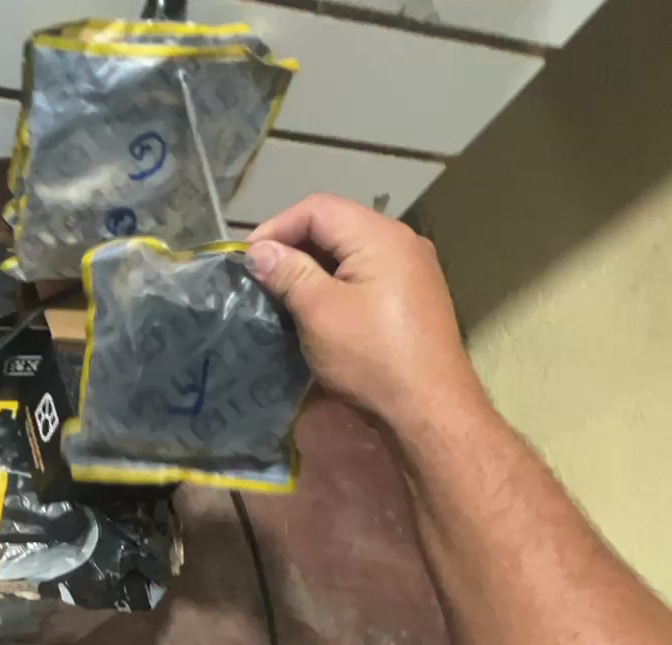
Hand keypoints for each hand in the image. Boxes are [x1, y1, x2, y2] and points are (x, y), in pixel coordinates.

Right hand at [246, 194, 485, 426]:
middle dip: (291, 246)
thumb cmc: (370, 357)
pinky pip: (362, 276)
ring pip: (348, 253)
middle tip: (258, 277)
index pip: (318, 209)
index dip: (276, 227)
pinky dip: (331, 285)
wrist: (426, 408)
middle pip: (335, 226)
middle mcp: (400, 243)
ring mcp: (409, 271)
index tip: (245, 260)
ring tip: (279, 295)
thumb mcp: (319, 312)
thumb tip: (258, 251)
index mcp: (380, 236)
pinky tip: (312, 311)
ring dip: (309, 268)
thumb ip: (288, 273)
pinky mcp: (409, 299)